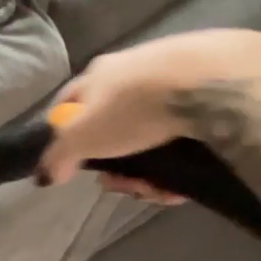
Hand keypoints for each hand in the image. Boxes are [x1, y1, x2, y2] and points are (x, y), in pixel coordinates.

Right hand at [38, 29, 260, 187]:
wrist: (215, 82)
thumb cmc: (134, 107)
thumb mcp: (80, 137)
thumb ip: (56, 157)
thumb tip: (45, 176)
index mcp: (98, 74)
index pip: (68, 104)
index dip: (64, 136)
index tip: (71, 165)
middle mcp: (133, 70)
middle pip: (111, 128)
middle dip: (114, 166)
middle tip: (120, 184)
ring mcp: (173, 79)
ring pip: (149, 136)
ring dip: (147, 172)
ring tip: (157, 190)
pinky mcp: (211, 91)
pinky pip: (184, 135)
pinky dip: (179, 162)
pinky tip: (183, 182)